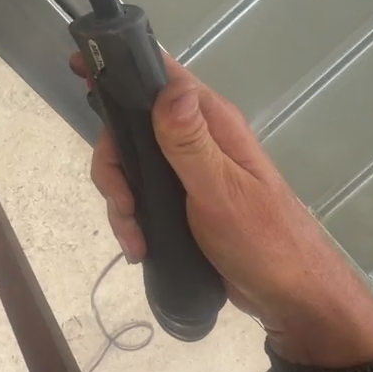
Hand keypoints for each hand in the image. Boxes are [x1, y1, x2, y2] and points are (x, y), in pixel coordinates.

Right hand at [79, 52, 372, 367]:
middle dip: (114, 165)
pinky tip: (138, 244)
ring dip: (120, 200)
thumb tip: (170, 87)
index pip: (159, 74)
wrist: (295, 305)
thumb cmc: (265, 243)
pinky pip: (139, 193)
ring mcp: (186, 167)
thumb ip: (191, 141)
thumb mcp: (222, 192)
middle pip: (128, 126)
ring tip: (134, 237)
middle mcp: (195, 135)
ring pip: (128, 163)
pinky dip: (130, 217)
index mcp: (209, 120)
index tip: (77, 67)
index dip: (118, 66)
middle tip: (120, 202)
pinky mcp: (179, 198)